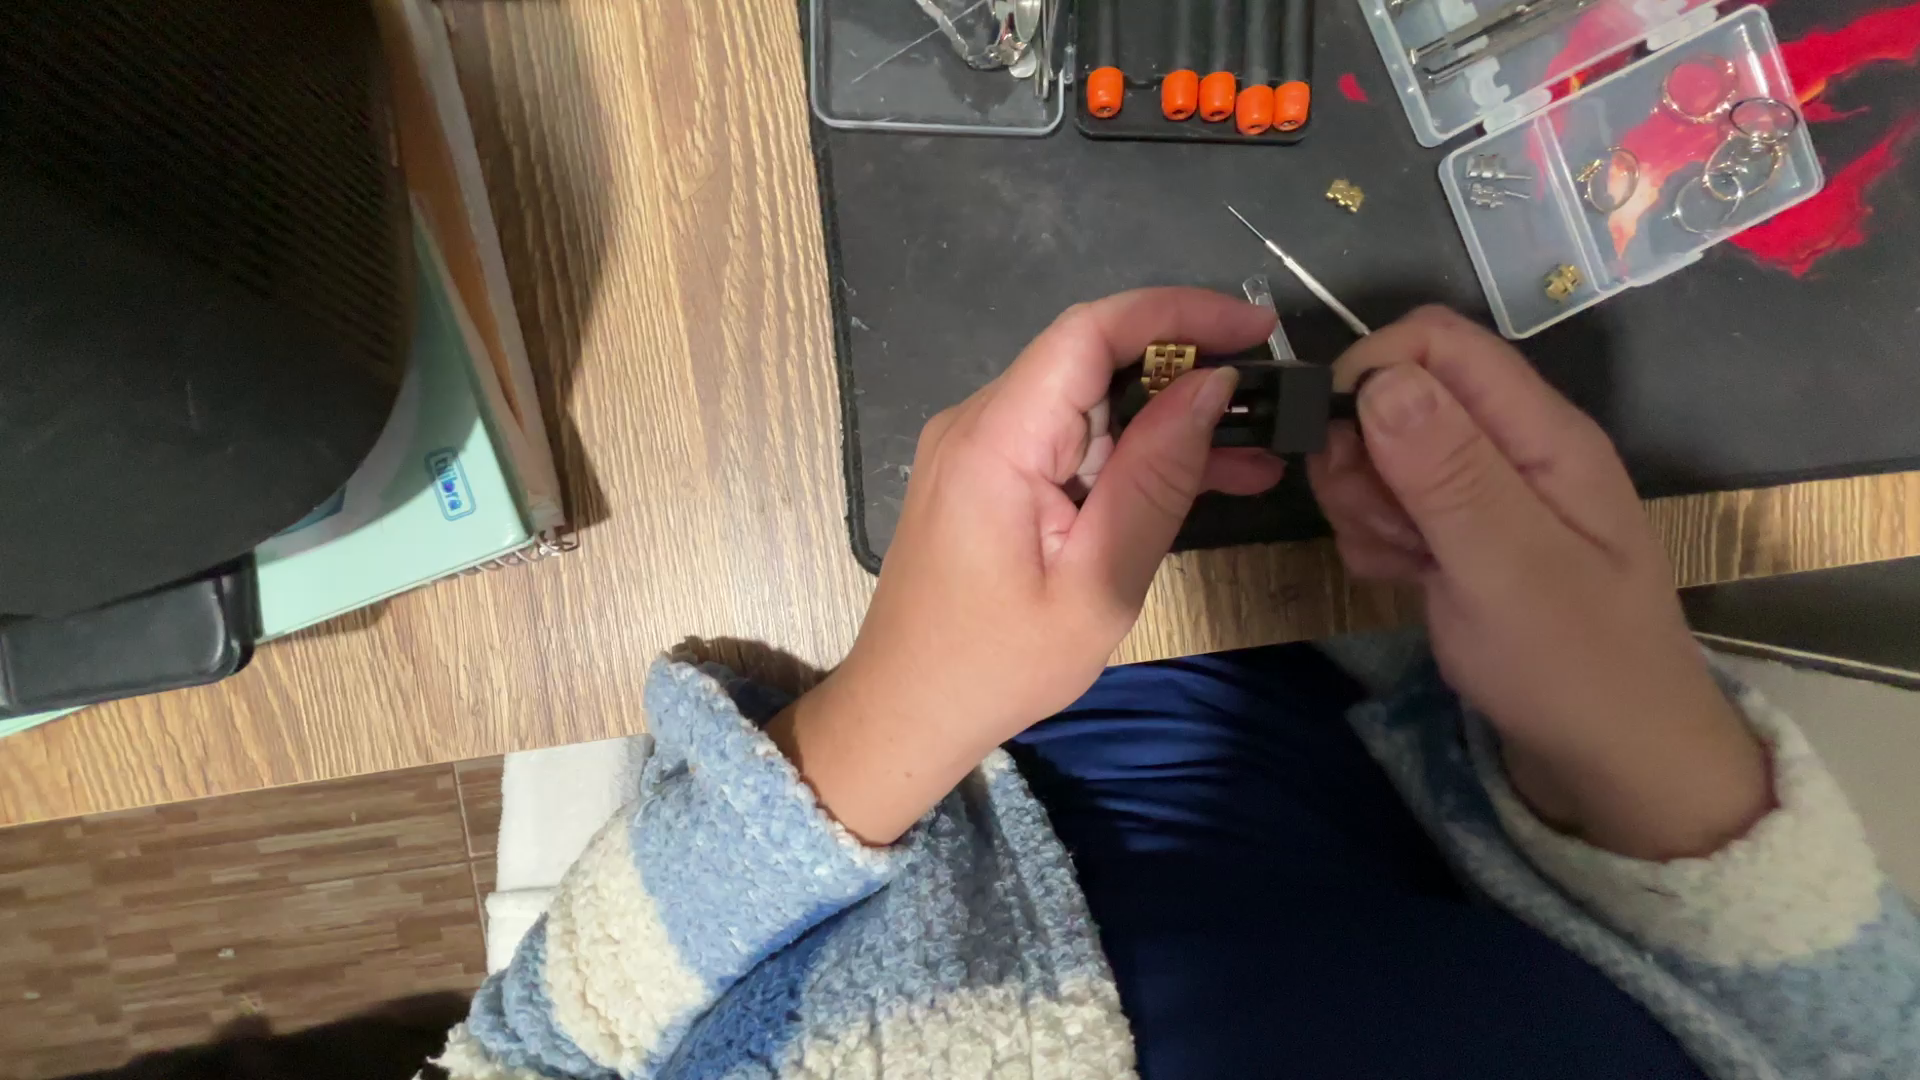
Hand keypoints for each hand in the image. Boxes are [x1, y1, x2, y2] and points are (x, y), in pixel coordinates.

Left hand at [770, 289, 1285, 843]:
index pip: (1088, 333)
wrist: (909, 706)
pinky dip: (1124, 457)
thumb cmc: (999, 664)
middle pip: (1088, 364)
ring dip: (1164, 425)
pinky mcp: (984, 477)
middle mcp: (976, 424)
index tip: (1256, 331)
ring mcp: (976, 449)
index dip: (1177, 315)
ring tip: (1253, 455)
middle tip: (1267, 405)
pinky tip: (1194, 480)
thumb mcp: (1097, 582)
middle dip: (1184, 375)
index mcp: (995, 440)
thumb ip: (1155, 478)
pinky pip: (1064, 445)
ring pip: (1085, 406)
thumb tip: (1209, 385)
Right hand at [1307, 306, 1769, 859]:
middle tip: (1383, 522)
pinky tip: (1403, 578)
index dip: (1368, 373)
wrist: (1600, 751)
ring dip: (1359, 505)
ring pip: (1369, 453)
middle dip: (1356, 455)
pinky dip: (1369, 540)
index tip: (1340, 445)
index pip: (1433, 342)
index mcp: (1535, 432)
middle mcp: (1501, 445)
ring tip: (1404, 561)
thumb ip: (1446, 471)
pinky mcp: (1442, 527)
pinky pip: (1372, 507)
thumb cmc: (1571, 662)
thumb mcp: (1508, 566)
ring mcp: (1469, 488)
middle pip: (1388, 396)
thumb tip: (1378, 380)